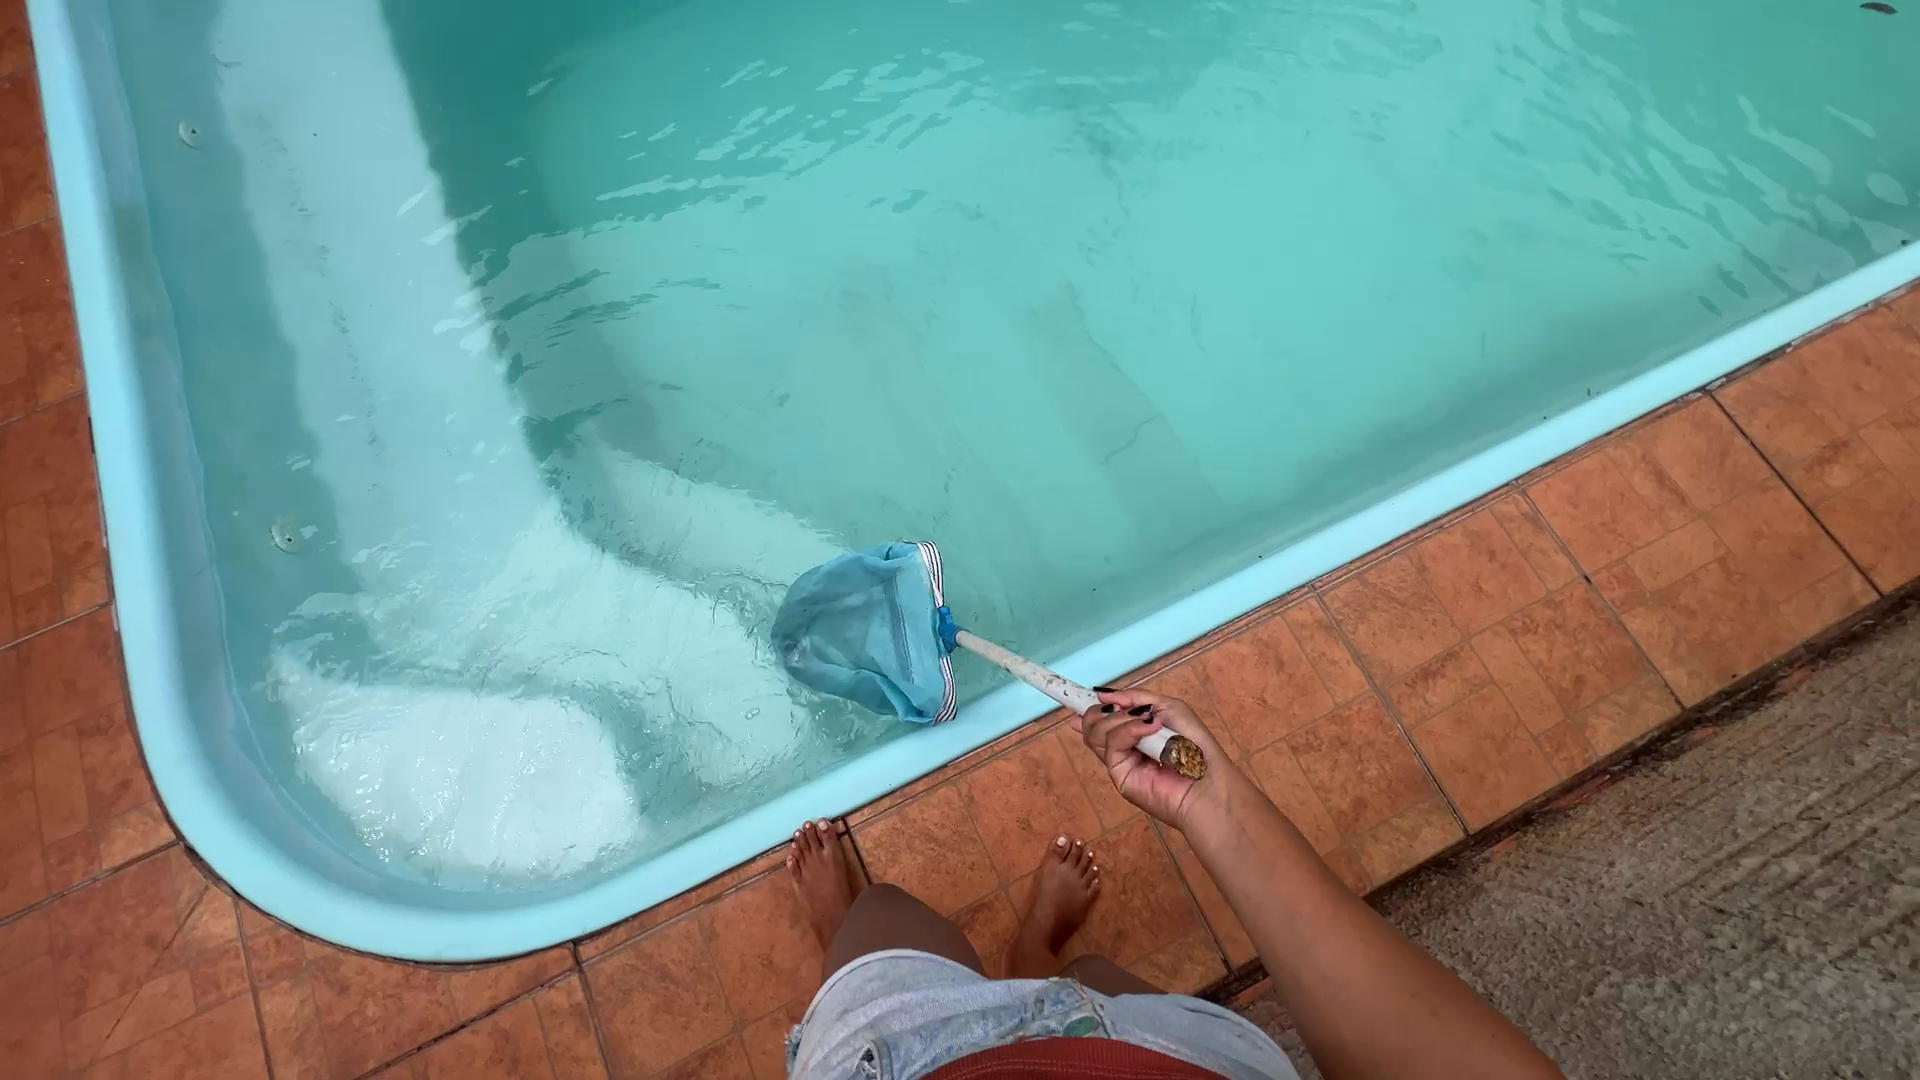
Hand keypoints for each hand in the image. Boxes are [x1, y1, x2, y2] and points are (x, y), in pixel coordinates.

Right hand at [1073, 689, 1235, 830]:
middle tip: (1116, 709)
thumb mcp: (1169, 708)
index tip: (1080, 698)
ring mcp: (1119, 761)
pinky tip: (1149, 728)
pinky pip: (1112, 744)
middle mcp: (1122, 746)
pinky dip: (1128, 730)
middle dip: (1100, 711)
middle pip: (1093, 724)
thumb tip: (1102, 696)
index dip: (1091, 708)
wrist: (1208, 783)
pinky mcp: (1119, 774)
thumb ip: (1136, 698)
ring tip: (1147, 722)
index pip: (1102, 719)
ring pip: (1096, 732)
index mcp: (1132, 731)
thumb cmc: (1195, 744)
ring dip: (1118, 719)